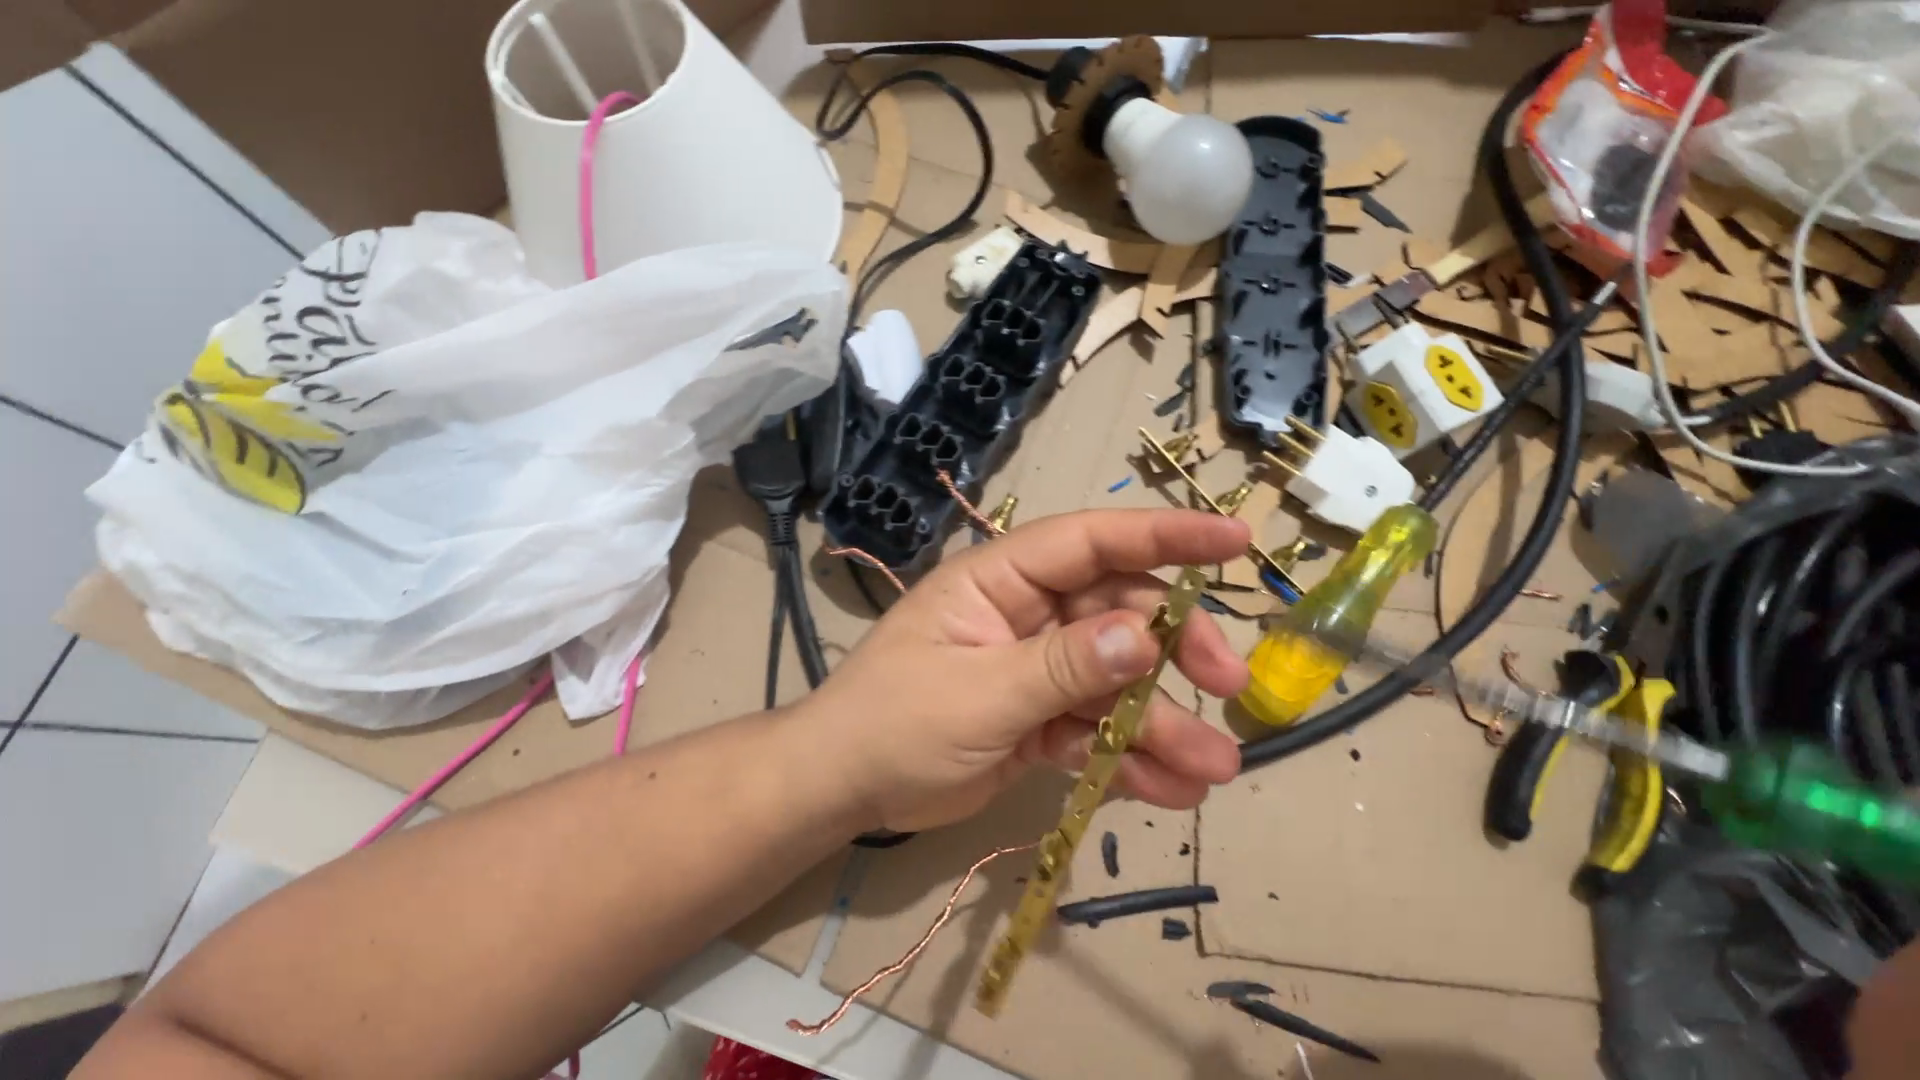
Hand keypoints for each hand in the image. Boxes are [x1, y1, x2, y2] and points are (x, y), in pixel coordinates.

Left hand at [797, 508, 1251, 833]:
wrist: (843, 790)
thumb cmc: (893, 722)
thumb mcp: (980, 693)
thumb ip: (1063, 666)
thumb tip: (1146, 637)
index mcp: (1002, 580)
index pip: (1091, 541)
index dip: (1164, 535)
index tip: (1235, 540)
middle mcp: (1026, 613)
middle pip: (1120, 613)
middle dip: (1176, 650)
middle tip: (1228, 687)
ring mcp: (1035, 667)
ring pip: (1117, 680)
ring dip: (1163, 721)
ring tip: (1213, 769)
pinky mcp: (1038, 718)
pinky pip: (1095, 728)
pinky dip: (1129, 756)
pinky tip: (1170, 790)